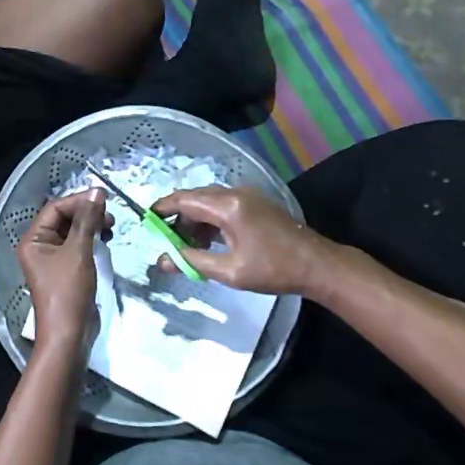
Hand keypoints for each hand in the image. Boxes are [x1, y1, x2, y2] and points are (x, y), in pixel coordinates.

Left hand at [17, 189, 107, 347]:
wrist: (69, 333)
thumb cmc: (68, 291)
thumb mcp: (78, 252)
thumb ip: (87, 220)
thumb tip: (97, 192)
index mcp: (33, 239)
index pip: (55, 208)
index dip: (79, 200)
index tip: (104, 198)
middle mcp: (39, 246)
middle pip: (64, 218)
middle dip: (87, 213)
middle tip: (111, 215)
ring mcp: (53, 259)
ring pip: (73, 231)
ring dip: (91, 225)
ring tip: (110, 227)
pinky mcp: (66, 269)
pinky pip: (78, 246)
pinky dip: (91, 239)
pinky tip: (105, 239)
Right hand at [149, 186, 332, 294]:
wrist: (317, 265)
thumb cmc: (273, 269)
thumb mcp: (229, 271)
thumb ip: (193, 262)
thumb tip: (163, 260)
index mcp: (228, 206)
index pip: (184, 200)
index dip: (162, 208)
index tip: (147, 220)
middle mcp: (235, 193)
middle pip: (194, 198)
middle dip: (178, 218)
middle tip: (168, 242)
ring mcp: (247, 196)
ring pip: (208, 201)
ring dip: (194, 220)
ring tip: (189, 248)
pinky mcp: (255, 203)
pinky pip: (222, 205)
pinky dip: (209, 219)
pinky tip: (209, 242)